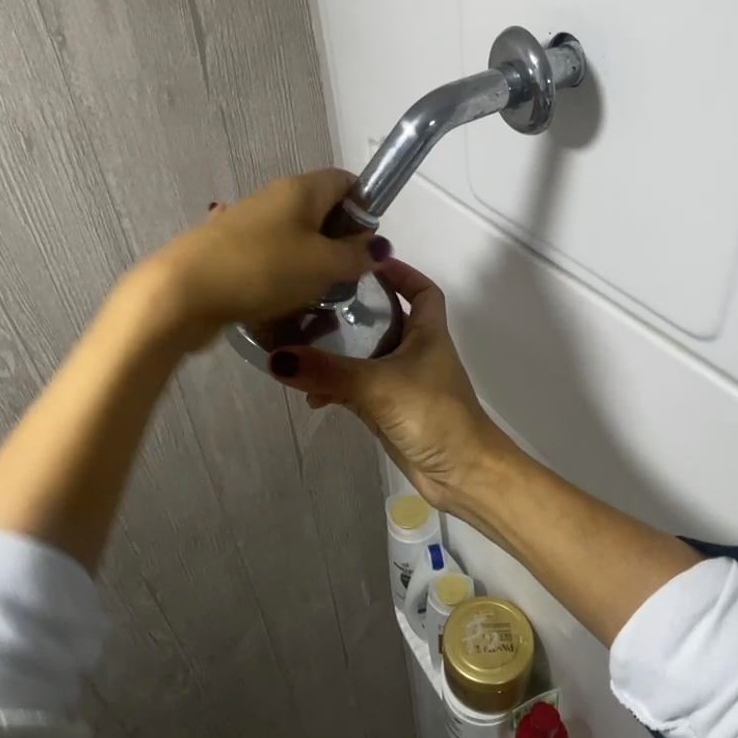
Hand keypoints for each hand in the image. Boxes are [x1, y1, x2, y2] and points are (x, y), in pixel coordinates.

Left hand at [130, 169, 385, 349]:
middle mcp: (274, 197)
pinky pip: (271, 261)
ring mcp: (248, 224)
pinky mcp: (230, 251)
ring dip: (312, 269)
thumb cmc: (263, 270)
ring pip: (296, 242)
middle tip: (348, 280)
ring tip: (318, 300)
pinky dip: (283, 281)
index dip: (365, 208)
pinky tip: (284, 306)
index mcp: (301, 188)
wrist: (183, 293)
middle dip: (339, 246)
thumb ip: (357, 255)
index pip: (347, 182)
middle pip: (322, 214)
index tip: (369, 246)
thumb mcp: (324, 265)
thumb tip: (378, 245)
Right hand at [264, 259, 527, 513]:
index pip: (421, 289)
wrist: (462, 473)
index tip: (362, 263)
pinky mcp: (388, 410)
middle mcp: (415, 352)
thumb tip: (276, 358)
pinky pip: (355, 389)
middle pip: (383, 319)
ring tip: (298, 343)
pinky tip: (309, 393)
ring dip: (336, 351)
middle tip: (311, 301)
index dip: (400, 272)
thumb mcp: (379, 386)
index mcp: (427, 332)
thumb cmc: (434, 415)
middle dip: (352, 310)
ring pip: (364, 355)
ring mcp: (401, 383)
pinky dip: (334, 388)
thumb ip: (327, 372)